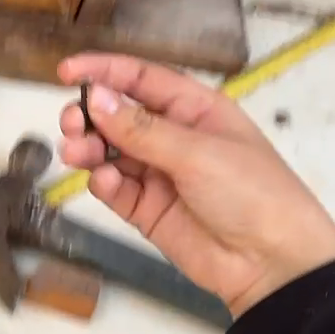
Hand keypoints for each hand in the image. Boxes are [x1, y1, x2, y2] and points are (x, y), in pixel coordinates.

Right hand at [57, 54, 334, 315]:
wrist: (269, 261)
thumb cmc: (252, 193)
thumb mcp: (197, 153)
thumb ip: (141, 129)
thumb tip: (96, 98)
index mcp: (196, 110)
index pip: (142, 80)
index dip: (104, 72)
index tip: (65, 72)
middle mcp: (173, 139)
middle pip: (119, 118)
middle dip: (90, 116)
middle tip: (70, 124)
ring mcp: (158, 176)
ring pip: (110, 155)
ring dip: (89, 150)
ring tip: (75, 154)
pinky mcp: (146, 211)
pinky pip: (115, 190)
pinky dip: (104, 184)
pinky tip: (104, 183)